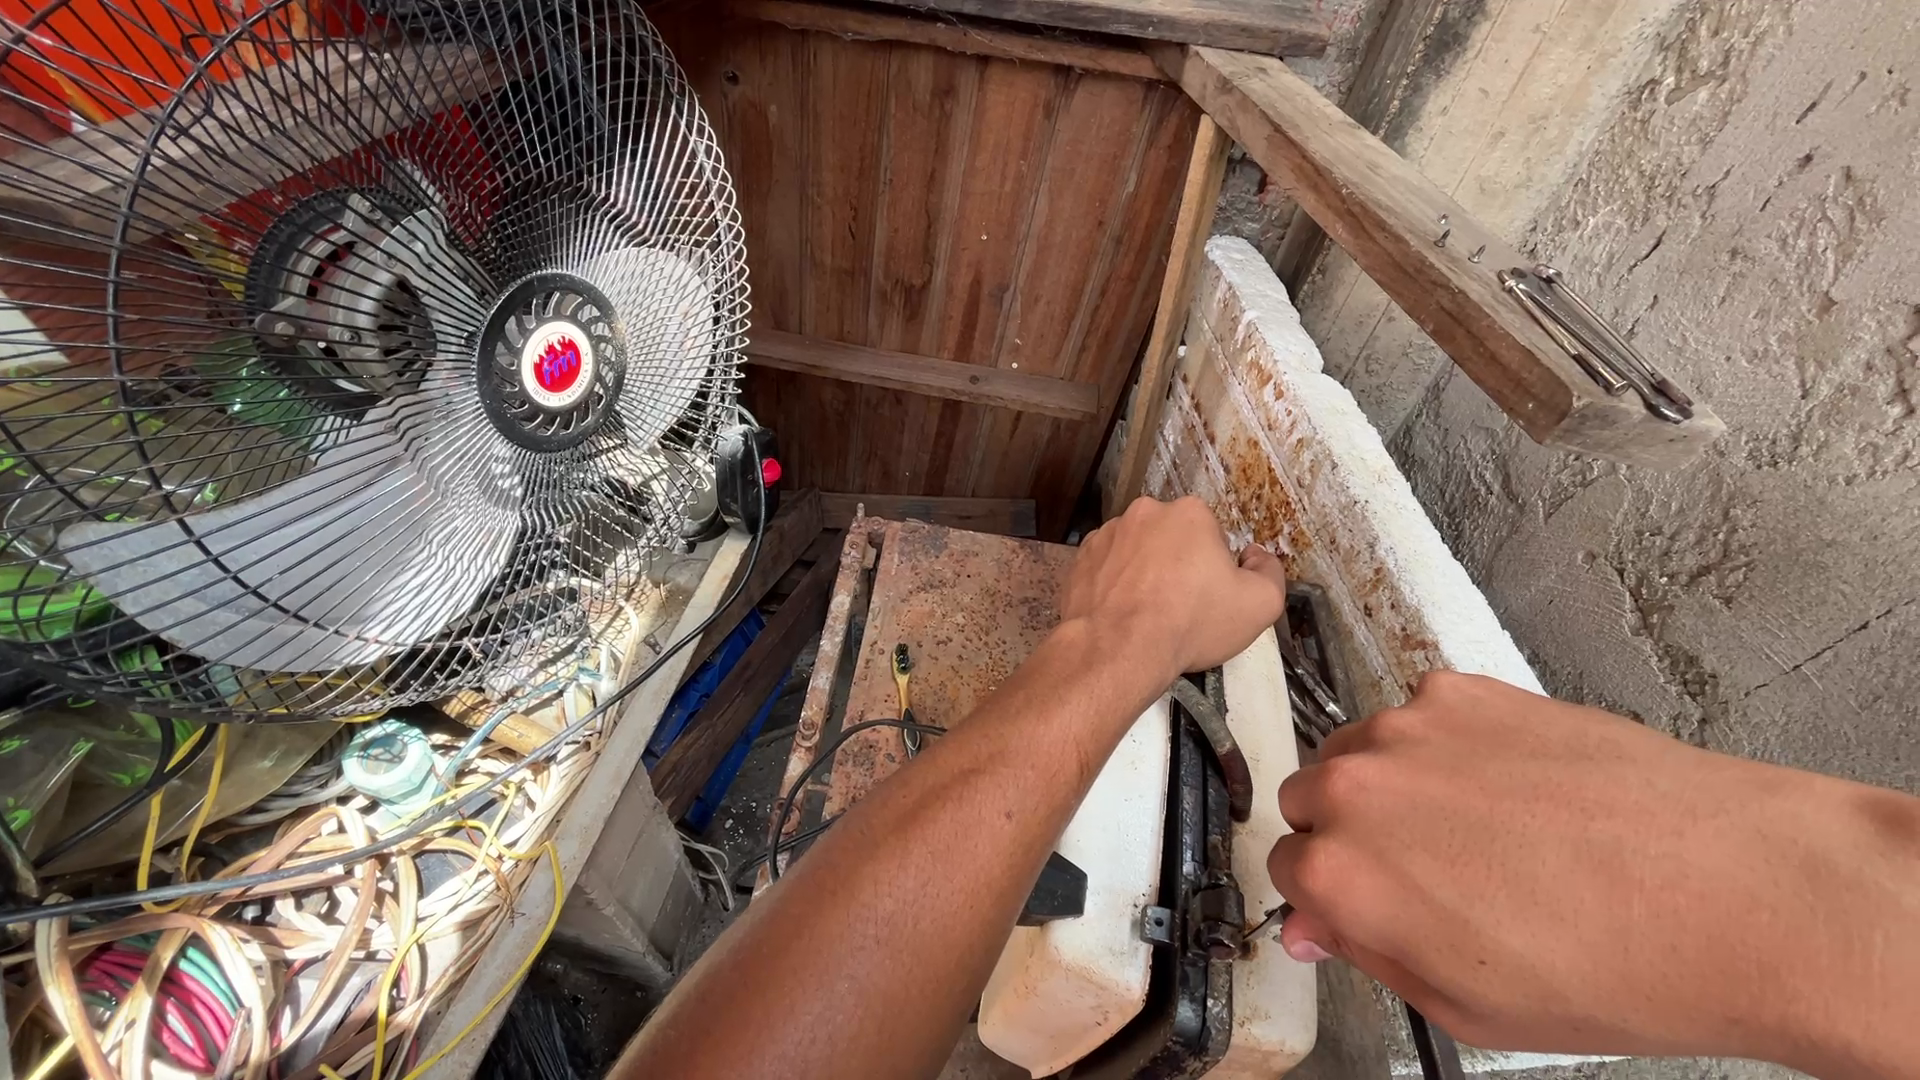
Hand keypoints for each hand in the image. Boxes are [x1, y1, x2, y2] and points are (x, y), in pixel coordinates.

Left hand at [1062, 496, 1286, 683]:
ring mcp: (1107, 533)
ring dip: (1143, 572)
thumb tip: (1257, 556)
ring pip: (1136, 551)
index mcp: (1189, 513)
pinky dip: (1114, 584)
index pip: (1211, 535)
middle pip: (1171, 538)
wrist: (1118, 649)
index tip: (1210, 595)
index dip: (1215, 567)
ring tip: (1147, 612)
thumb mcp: (1260, 604)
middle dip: (1177, 565)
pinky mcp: (1080, 558)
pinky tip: (1121, 611)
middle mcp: (1144, 513)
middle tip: (1179, 606)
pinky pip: (1106, 567)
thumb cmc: (1191, 623)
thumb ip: (1270, 571)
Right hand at [1269, 671, 1919, 1076]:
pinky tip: (1506, 783)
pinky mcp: (1454, 692)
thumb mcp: (1469, 1007)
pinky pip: (1416, 717)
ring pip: (1353, 752)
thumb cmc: (1617, 969)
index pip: (1284, 866)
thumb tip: (1311, 926)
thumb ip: (1366, 954)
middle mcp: (1350, 789)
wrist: (1739, 893)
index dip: (1323, 891)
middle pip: (1304, 799)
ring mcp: (1401, 730)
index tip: (1355, 897)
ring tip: (1472, 822)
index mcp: (1341, 872)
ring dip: (1385, 784)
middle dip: (1343, 831)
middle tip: (1417, 863)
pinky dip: (1441, 746)